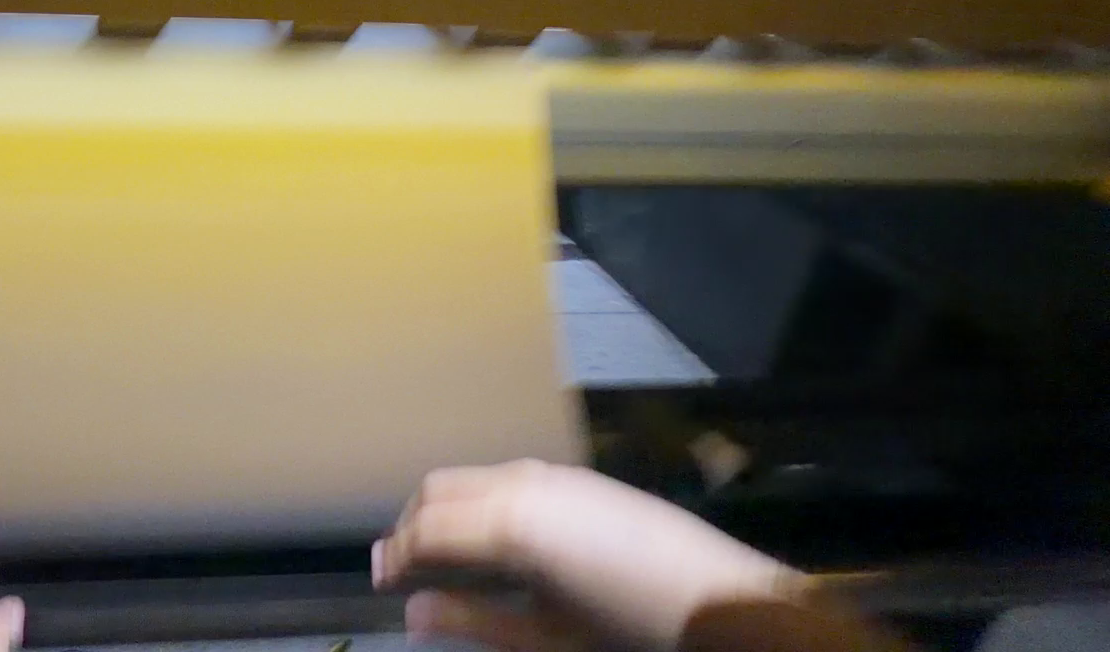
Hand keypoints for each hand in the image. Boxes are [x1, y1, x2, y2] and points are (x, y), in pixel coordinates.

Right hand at [373, 460, 798, 651]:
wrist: (729, 607)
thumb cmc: (632, 635)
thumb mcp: (548, 638)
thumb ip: (475, 619)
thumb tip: (412, 613)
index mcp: (511, 522)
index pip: (430, 526)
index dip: (397, 552)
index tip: (379, 579)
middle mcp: (518, 483)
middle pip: (438, 489)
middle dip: (411, 524)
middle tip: (402, 565)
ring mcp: (545, 474)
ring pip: (467, 478)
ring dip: (440, 509)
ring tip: (438, 550)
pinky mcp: (569, 476)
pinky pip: (500, 478)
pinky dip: (474, 501)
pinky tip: (487, 535)